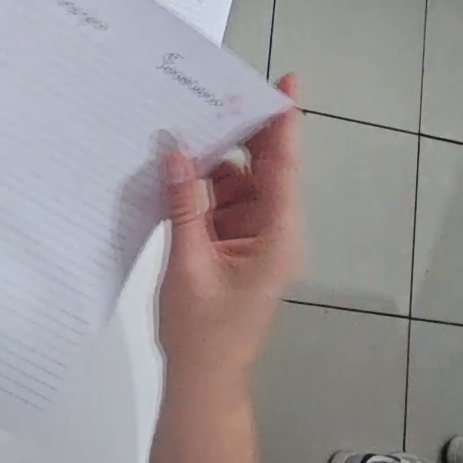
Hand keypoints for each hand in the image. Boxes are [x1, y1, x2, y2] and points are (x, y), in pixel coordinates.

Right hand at [156, 75, 299, 393]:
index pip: (284, 168)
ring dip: (212, 158)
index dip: (284, 124)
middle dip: (242, 131)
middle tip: (213, 91)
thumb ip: (184, 207)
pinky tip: (175, 163)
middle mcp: (271, 229)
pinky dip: (200, 184)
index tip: (287, 84)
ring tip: (183, 122)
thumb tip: (176, 153)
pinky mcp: (230, 242)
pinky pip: (219, 200)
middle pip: (263, 168)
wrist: (204, 378)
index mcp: (276, 236)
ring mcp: (250, 235)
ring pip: (237, 181)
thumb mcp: (189, 265)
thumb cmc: (204, 331)